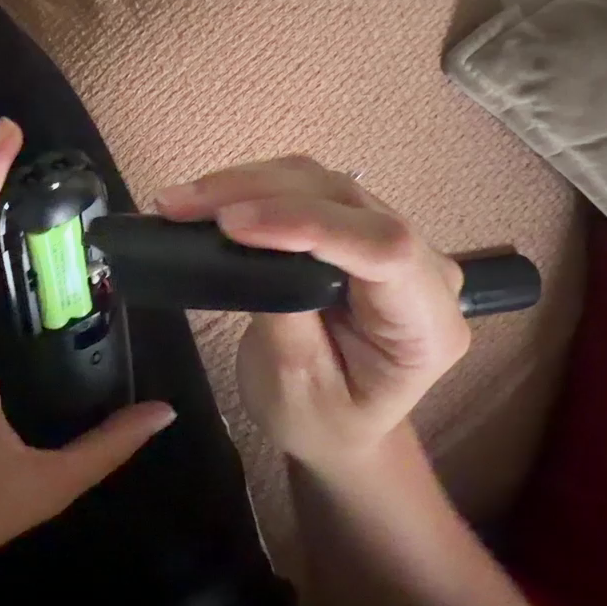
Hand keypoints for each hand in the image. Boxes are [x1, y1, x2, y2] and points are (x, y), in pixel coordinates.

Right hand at [153, 156, 467, 472]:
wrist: (333, 424)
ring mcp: (388, 240)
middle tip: (180, 206)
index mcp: (426, 324)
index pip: (384, 249)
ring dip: (245, 183)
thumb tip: (250, 248)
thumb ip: (285, 314)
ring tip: (180, 201)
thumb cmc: (321, 421)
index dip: (309, 224)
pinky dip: (248, 186)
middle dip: (260, 195)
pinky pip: (302, 185)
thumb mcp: (297, 388)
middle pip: (347, 202)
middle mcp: (421, 269)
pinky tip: (205, 198)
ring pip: (319, 181)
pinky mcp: (351, 225)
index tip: (230, 225)